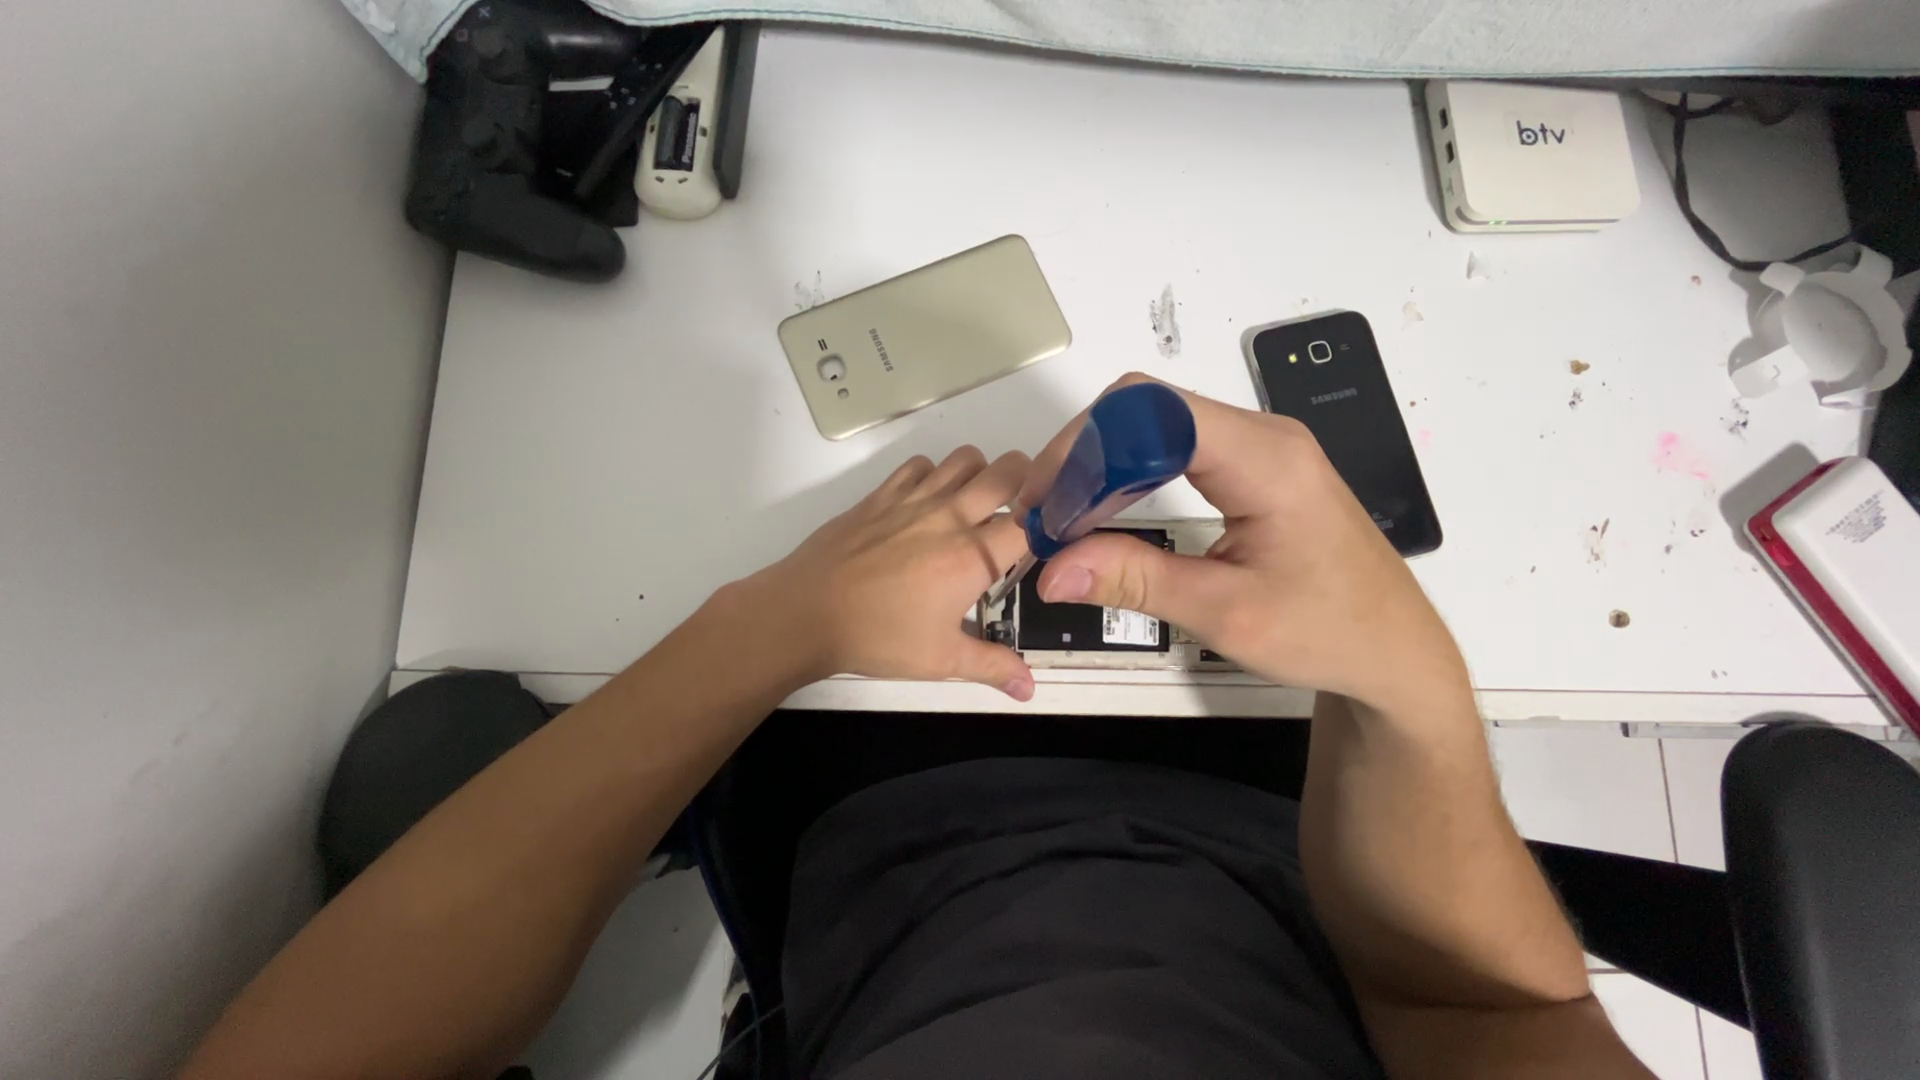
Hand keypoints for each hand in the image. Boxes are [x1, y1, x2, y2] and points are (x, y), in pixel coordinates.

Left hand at [737, 447, 1036, 700]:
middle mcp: (950, 516)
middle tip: (1024, 509)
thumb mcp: (941, 660)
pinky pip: (921, 464)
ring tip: (979, 503)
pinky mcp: (882, 493)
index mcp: (971, 557)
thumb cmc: (878, 637)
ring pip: (966, 458)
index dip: (1048, 527)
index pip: (1031, 523)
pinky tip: (930, 501)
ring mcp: (913, 499)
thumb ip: (992, 666)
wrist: (806, 612)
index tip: (1046, 541)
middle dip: (1028, 483)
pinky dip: (936, 473)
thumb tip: (1029, 688)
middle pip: (1008, 471)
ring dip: (983, 473)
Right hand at [1019, 374, 1466, 713]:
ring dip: (1102, 463)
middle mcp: (1263, 436)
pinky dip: (1129, 472)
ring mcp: (1260, 446)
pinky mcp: (1254, 466)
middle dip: (1083, 453)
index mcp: (1266, 460)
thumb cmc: (1327, 632)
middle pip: (1146, 407)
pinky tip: (1107, 510)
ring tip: (1065, 517)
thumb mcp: (1224, 613)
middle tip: (1046, 513)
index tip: (1048, 501)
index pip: (1151, 411)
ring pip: (1156, 423)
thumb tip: (1051, 569)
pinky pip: (1175, 445)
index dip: (1086, 445)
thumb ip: (1135, 580)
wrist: (1394, 649)